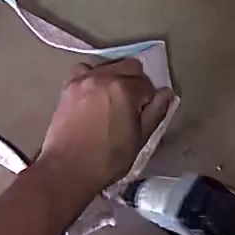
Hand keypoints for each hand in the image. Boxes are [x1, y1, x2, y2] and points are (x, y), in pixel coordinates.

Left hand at [34, 58, 174, 198]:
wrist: (68, 169)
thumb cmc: (109, 158)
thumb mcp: (140, 138)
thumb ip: (156, 112)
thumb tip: (167, 92)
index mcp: (125, 89)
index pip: (148, 85)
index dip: (150, 101)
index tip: (144, 116)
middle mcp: (104, 77)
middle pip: (131, 66)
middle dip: (137, 82)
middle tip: (133, 106)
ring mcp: (83, 80)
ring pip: (109, 65)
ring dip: (116, 77)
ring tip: (113, 99)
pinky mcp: (68, 87)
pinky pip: (85, 70)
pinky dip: (93, 77)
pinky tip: (94, 94)